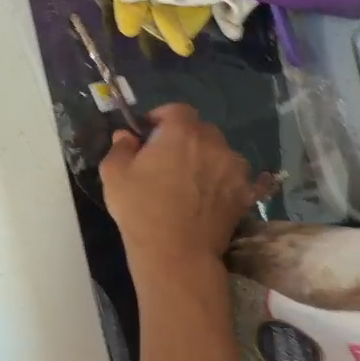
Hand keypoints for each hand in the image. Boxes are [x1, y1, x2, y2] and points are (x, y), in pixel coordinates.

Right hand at [99, 104, 272, 281]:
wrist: (177, 251)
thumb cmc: (140, 207)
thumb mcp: (114, 172)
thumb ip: (121, 146)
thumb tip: (128, 136)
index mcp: (181, 133)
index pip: (177, 109)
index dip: (161, 117)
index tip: (147, 134)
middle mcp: (215, 144)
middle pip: (201, 129)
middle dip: (183, 137)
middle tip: (164, 157)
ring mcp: (235, 170)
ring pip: (219, 152)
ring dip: (204, 157)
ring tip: (186, 179)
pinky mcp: (245, 193)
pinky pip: (232, 175)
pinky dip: (219, 178)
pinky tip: (204, 195)